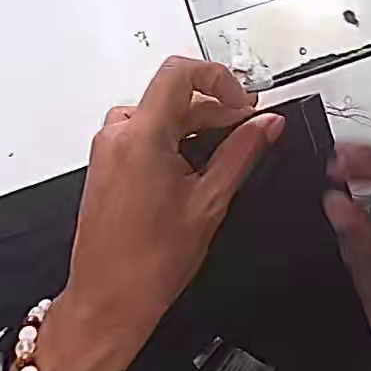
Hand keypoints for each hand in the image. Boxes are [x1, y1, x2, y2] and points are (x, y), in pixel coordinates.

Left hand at [35, 57, 285, 370]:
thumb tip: (265, 125)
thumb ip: (242, 152)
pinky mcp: (105, 161)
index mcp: (142, 136)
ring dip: (193, 123)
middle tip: (246, 127)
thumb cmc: (147, 263)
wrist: (109, 297)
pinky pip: (142, 131)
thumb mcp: (209, 201)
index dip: (219, 78)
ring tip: (223, 148)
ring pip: (158, 112)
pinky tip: (193, 162)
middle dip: (214, 107)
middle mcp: (117, 134)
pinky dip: (171, 136)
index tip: (242, 102)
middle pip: (173, 94)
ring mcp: (107, 148)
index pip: (180, 72)